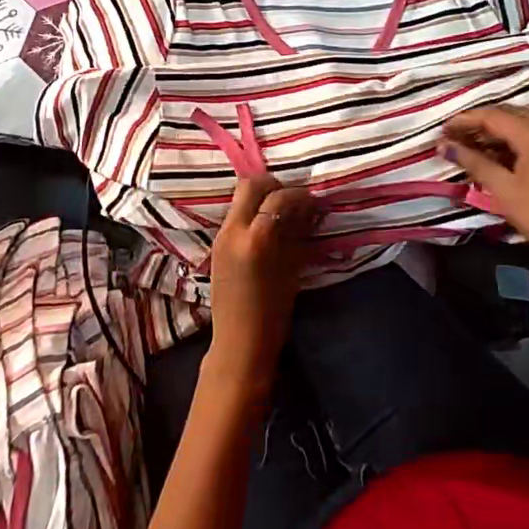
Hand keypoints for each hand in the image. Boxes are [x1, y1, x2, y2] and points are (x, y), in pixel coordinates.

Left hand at [204, 175, 318, 388]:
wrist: (238, 342)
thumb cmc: (273, 313)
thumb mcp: (292, 269)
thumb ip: (297, 234)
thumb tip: (308, 209)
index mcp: (254, 239)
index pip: (277, 197)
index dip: (298, 195)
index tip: (313, 201)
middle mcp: (232, 230)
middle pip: (249, 185)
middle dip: (274, 186)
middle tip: (293, 200)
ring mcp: (220, 235)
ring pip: (239, 197)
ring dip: (261, 197)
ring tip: (282, 213)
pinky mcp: (215, 243)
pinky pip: (234, 214)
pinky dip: (251, 211)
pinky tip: (267, 227)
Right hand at [441, 106, 528, 311]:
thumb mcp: (507, 194)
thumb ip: (474, 164)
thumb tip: (444, 146)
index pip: (492, 115)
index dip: (463, 121)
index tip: (440, 132)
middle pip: (511, 116)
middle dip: (481, 126)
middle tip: (455, 141)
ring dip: (501, 136)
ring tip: (477, 154)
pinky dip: (521, 145)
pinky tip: (508, 163)